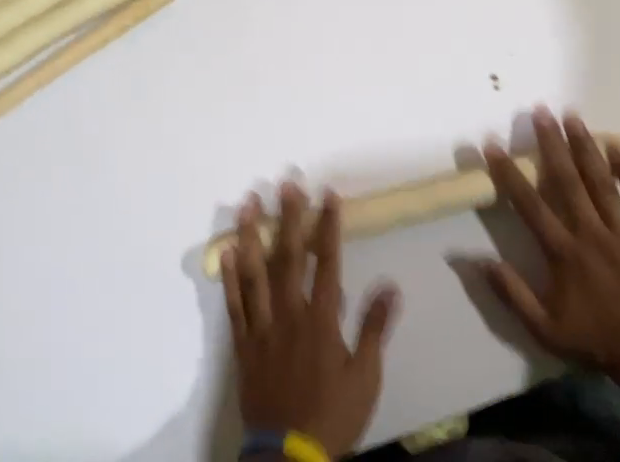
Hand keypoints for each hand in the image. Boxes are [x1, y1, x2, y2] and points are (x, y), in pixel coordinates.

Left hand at [222, 183, 398, 458]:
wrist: (290, 452)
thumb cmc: (334, 413)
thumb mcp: (366, 376)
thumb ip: (373, 327)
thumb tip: (390, 285)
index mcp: (321, 319)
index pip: (328, 262)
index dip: (328, 226)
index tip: (328, 195)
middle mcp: (289, 313)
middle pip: (290, 258)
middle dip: (290, 218)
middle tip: (286, 184)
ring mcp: (262, 326)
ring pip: (255, 272)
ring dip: (253, 235)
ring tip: (250, 203)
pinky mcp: (243, 342)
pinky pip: (235, 303)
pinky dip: (231, 276)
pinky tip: (229, 251)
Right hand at [483, 107, 619, 384]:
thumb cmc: (597, 341)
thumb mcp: (544, 329)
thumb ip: (512, 294)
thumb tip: (476, 261)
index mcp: (563, 253)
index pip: (529, 205)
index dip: (509, 173)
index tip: (493, 145)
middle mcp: (591, 234)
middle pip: (567, 181)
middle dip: (551, 143)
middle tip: (541, 111)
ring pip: (601, 182)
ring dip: (585, 147)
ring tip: (573, 117)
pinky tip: (618, 146)